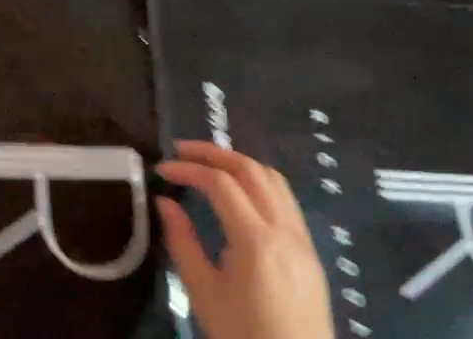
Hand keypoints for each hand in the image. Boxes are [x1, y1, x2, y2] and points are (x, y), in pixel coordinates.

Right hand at [156, 141, 334, 338]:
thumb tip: (165, 202)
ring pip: (274, 180)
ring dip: (239, 163)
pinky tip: (239, 193)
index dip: (188, 169)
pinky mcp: (311, 253)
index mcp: (256, 241)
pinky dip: (259, 182)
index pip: (220, 183)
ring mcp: (303, 240)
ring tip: (208, 164)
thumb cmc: (243, 337)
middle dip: (213, 153)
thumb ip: (182, 242)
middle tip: (181, 151)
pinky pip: (286, 201)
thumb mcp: (203, 294)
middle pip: (251, 170)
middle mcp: (285, 231)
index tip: (161, 170)